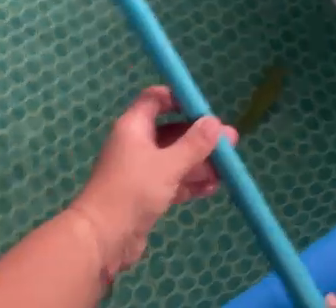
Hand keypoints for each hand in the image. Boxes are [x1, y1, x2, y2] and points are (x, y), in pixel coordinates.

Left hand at [65, 86, 238, 278]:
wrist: (105, 236)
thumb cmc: (133, 189)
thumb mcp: (167, 164)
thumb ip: (193, 144)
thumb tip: (215, 121)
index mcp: (134, 125)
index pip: (155, 99)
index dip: (178, 99)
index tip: (204, 108)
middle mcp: (136, 142)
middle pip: (171, 130)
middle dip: (199, 136)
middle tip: (231, 142)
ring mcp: (141, 169)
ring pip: (174, 158)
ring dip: (199, 161)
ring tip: (229, 169)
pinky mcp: (146, 193)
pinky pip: (172, 180)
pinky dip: (190, 181)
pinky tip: (213, 187)